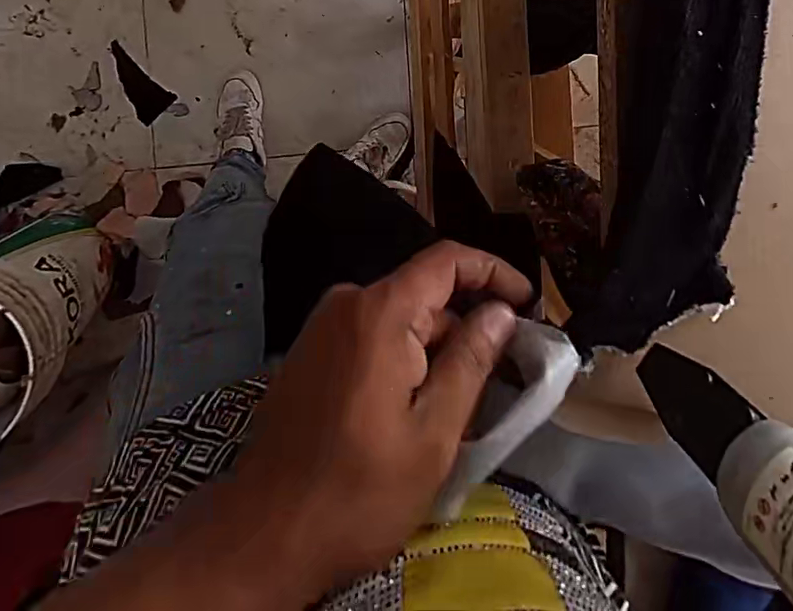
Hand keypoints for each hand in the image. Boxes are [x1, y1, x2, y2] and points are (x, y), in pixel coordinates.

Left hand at [226, 240, 533, 598]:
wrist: (265, 533)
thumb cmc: (357, 491)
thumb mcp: (432, 433)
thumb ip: (471, 361)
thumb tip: (501, 312)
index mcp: (379, 311)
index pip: (447, 260)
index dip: (494, 271)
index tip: (528, 302)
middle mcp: (348, 302)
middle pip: (425, 295)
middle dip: (465, 331)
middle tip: (497, 385)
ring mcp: (324, 325)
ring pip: (401, 320)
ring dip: (435, 354)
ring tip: (454, 414)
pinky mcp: (313, 349)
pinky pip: (373, 336)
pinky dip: (404, 360)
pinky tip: (413, 411)